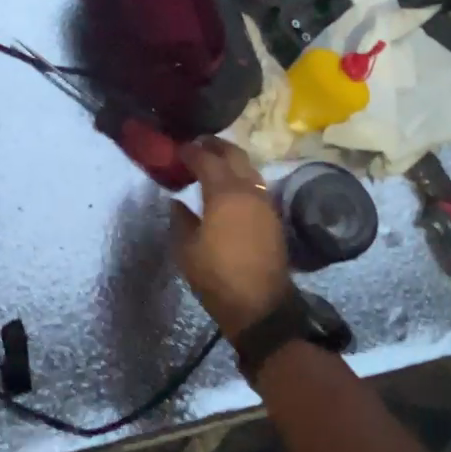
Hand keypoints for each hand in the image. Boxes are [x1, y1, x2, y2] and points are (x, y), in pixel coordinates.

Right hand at [169, 138, 291, 336]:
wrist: (260, 307)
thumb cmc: (217, 277)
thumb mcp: (187, 250)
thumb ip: (180, 220)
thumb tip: (177, 203)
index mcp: (225, 193)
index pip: (206, 159)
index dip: (190, 151)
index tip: (177, 148)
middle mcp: (249, 190)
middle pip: (234, 155)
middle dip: (216, 146)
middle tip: (198, 144)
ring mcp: (265, 202)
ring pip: (249, 168)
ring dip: (231, 161)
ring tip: (213, 164)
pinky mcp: (273, 217)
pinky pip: (256, 185)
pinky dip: (242, 178)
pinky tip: (230, 189)